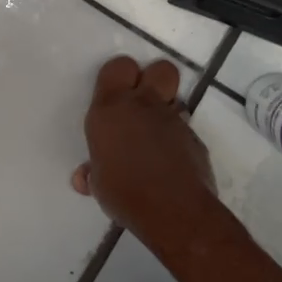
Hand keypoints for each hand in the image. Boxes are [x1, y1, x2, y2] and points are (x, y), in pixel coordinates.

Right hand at [72, 57, 215, 226]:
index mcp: (111, 107)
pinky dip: (180, 143)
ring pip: (176, 101)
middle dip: (156, 79)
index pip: (119, 66)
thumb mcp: (99, 183)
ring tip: (158, 138)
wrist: (175, 214)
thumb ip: (93, 172)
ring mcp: (175, 122)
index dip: (121, 75)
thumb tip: (84, 178)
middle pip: (161, 69)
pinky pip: (187, 132)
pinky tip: (173, 164)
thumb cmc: (124, 192)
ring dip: (167, 113)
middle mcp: (144, 106)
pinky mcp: (197, 143)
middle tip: (144, 101)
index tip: (117, 93)